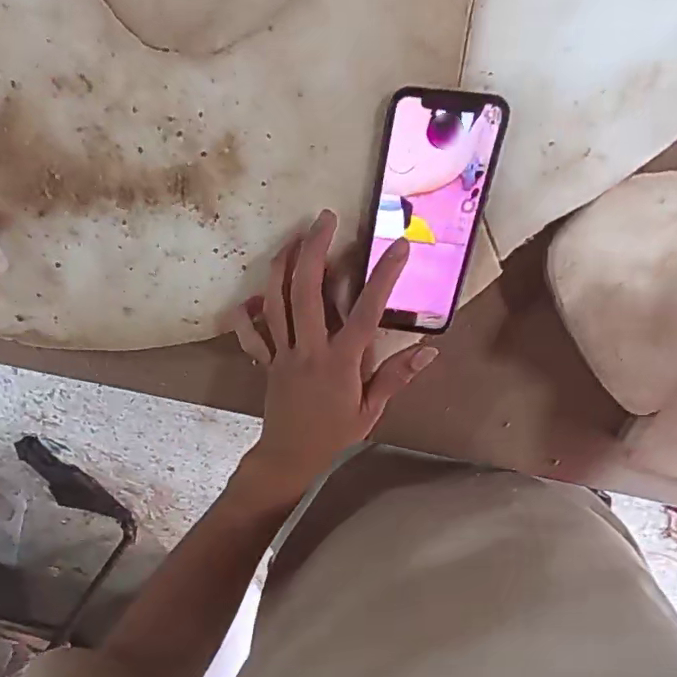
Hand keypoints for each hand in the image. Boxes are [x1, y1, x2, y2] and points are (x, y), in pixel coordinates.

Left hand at [229, 210, 438, 503]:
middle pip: (306, 291)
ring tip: (292, 239)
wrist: (290, 456)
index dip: (383, 278)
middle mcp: (308, 350)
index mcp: (340, 362)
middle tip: (324, 219)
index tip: (399, 246)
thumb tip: (430, 352)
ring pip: (275, 302)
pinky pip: (251, 335)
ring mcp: (283, 353)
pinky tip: (249, 297)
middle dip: (314, 250)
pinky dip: (246, 315)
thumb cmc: (333, 436)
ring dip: (281, 266)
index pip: (366, 312)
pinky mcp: (266, 362)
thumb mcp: (370, 411)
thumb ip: (395, 378)